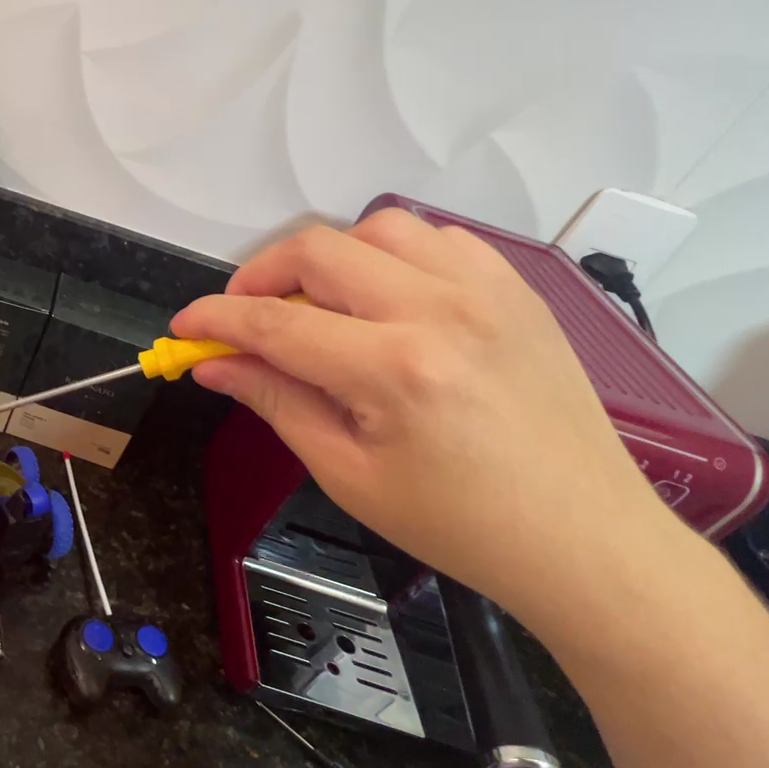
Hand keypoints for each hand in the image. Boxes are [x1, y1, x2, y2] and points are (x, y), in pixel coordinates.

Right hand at [171, 209, 671, 615]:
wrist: (584, 539)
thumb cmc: (457, 524)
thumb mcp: (346, 473)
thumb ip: (275, 402)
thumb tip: (215, 366)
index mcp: (394, 369)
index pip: (275, 322)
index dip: (215, 320)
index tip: (183, 327)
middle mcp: (441, 310)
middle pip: (318, 250)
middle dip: (259, 275)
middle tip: (241, 316)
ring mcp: (488, 291)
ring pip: (378, 228)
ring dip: (327, 257)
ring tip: (316, 305)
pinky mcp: (517, 291)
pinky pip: (437, 239)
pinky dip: (392, 255)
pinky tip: (384, 299)